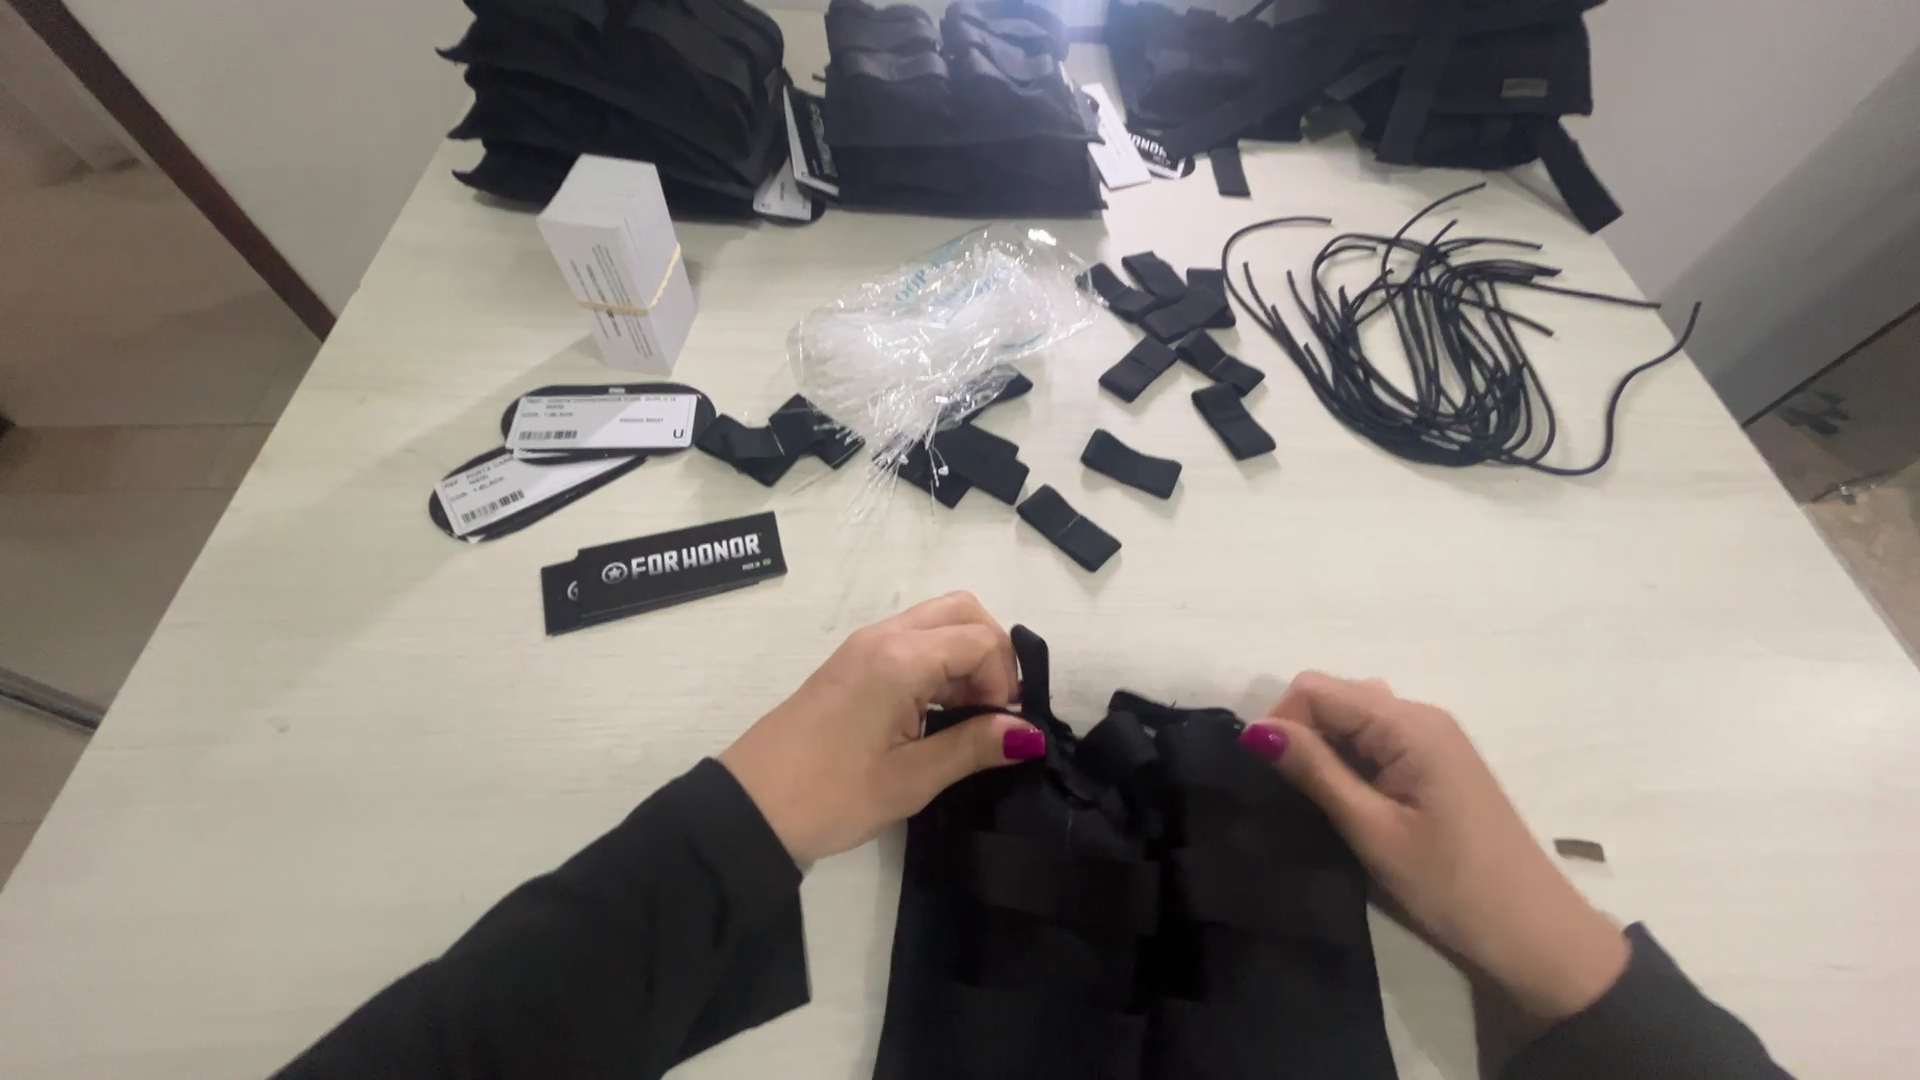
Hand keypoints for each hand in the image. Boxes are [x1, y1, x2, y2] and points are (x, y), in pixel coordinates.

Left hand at [719, 593, 1045, 865]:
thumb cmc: (830, 796)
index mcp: (898, 658)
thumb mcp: (910, 779)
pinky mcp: (854, 661)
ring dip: (965, 657)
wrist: (749, 809)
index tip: (999, 728)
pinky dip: (939, 663)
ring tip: (965, 718)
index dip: (1004, 680)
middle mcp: (883, 636)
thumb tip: (1027, 733)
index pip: (980, 639)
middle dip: (991, 654)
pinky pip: (913, 640)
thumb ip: (973, 746)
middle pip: (962, 611)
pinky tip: (936, 712)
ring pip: (937, 621)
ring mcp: (865, 645)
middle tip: (990, 711)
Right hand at [1240, 674, 1627, 1020]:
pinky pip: (1371, 735)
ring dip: (1321, 743)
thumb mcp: (1372, 829)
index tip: (1268, 771)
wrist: (1538, 939)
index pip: (1316, 689)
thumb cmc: (1453, 885)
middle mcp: (1419, 715)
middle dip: (1299, 730)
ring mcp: (1430, 736)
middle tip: (1292, 788)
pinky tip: (1348, 794)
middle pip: (1332, 694)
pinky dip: (1346, 754)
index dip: (1281, 720)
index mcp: (1409, 724)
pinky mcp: (1432, 759)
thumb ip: (1314, 771)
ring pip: (1349, 713)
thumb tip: (1255, 731)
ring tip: (1318, 793)